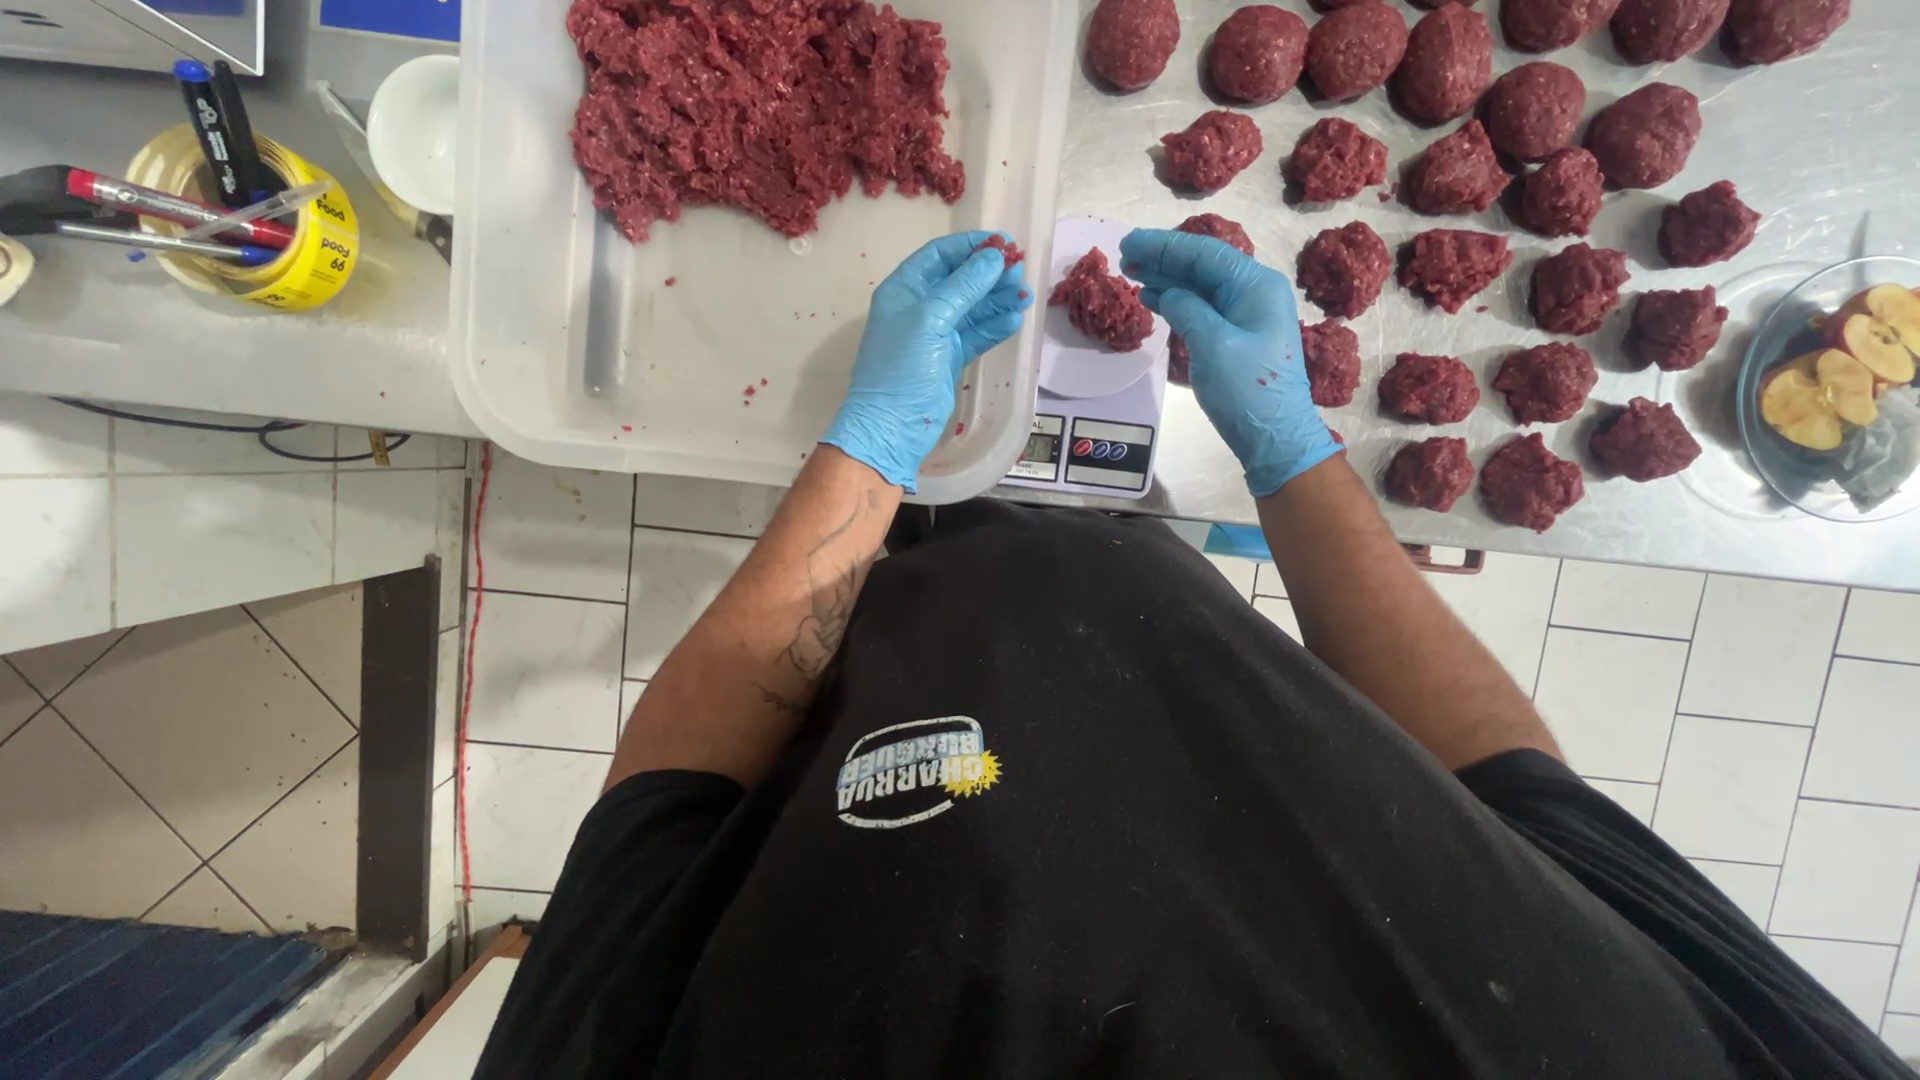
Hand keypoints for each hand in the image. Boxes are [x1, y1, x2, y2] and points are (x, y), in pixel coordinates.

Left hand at [822, 231, 1032, 491]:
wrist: (892, 427)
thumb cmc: (902, 369)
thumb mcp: (930, 320)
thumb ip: (963, 288)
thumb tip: (994, 258)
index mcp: (904, 290)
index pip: (940, 256)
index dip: (970, 247)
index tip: (1004, 243)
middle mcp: (919, 308)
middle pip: (960, 280)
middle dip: (989, 274)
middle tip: (1020, 272)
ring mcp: (935, 334)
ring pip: (972, 307)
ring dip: (998, 299)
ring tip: (1025, 295)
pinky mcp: (949, 358)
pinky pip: (976, 334)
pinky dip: (995, 326)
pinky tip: (1015, 318)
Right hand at [1120, 228, 1338, 496]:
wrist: (1274, 438)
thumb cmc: (1247, 391)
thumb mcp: (1213, 345)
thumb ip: (1187, 309)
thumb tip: (1165, 291)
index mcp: (1255, 286)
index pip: (1205, 254)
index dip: (1164, 246)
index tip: (1129, 242)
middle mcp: (1253, 293)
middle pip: (1203, 266)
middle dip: (1164, 259)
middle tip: (1125, 254)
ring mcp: (1245, 317)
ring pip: (1200, 287)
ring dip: (1167, 278)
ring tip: (1133, 273)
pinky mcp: (1235, 338)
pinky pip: (1202, 308)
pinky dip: (1177, 302)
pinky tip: (1154, 299)